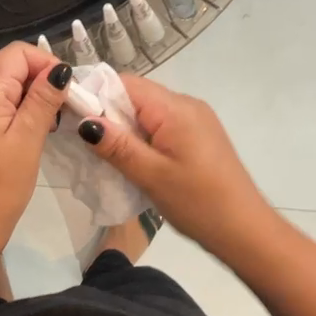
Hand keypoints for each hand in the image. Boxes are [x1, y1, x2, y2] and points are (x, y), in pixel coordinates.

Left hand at [0, 43, 69, 258]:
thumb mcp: (27, 139)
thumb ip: (43, 99)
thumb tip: (60, 69)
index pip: (18, 53)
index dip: (47, 64)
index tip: (68, 92)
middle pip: (9, 66)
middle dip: (40, 81)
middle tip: (63, 113)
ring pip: (2, 85)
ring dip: (29, 97)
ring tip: (48, 126)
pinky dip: (14, 110)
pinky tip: (28, 134)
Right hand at [77, 75, 273, 253]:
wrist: (246, 232)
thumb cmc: (199, 203)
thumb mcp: (151, 175)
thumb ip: (116, 145)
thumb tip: (84, 119)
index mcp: (175, 108)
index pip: (124, 83)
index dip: (94, 94)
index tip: (69, 117)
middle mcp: (186, 105)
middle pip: (134, 95)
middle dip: (106, 113)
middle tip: (81, 141)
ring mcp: (194, 121)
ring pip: (145, 113)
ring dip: (122, 128)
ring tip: (102, 155)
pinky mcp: (197, 137)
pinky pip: (159, 126)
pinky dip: (140, 138)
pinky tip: (130, 161)